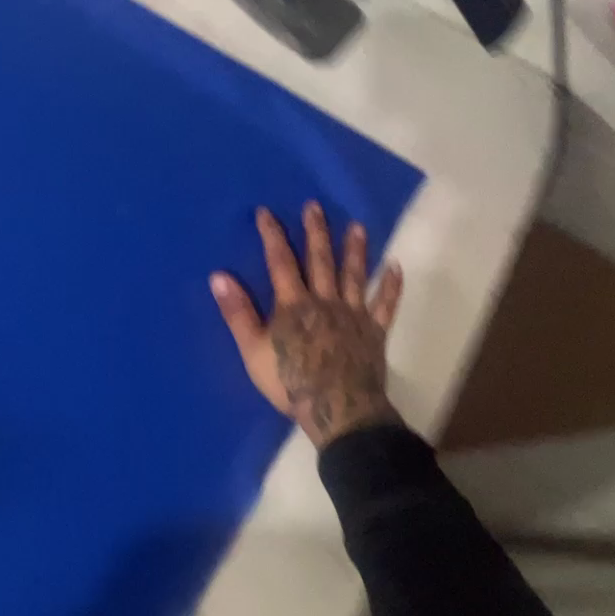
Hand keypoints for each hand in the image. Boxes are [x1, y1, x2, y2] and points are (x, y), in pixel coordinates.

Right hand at [209, 202, 402, 450]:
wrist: (338, 408)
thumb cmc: (289, 382)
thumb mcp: (252, 350)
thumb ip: (238, 312)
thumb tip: (219, 276)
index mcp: (293, 305)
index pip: (280, 263)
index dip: (273, 236)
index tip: (266, 212)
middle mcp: (324, 301)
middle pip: (319, 261)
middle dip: (315, 232)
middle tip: (315, 207)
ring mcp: (353, 315)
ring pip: (354, 275)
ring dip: (355, 250)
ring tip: (357, 226)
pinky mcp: (374, 331)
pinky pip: (385, 304)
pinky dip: (391, 285)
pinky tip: (395, 267)